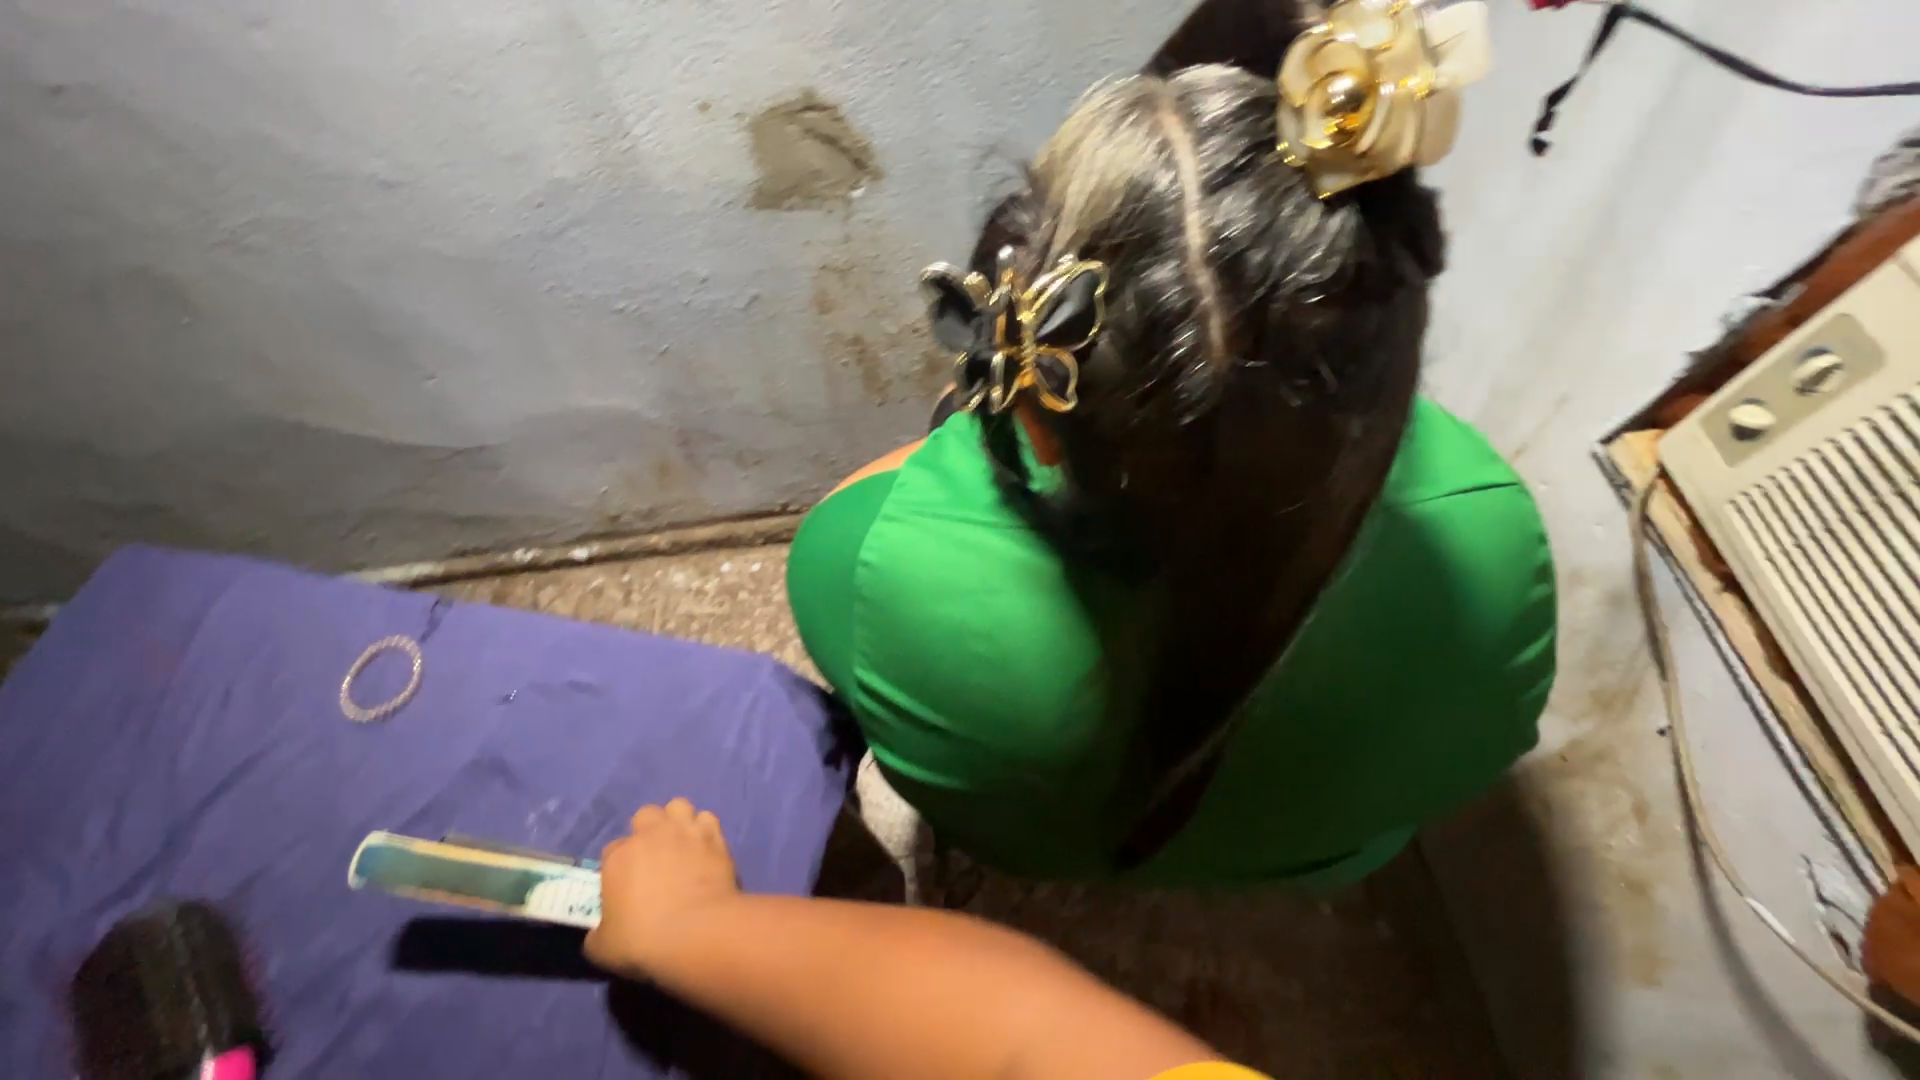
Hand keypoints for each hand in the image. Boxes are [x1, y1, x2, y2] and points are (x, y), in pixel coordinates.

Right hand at [584, 798, 740, 977]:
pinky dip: (706, 831)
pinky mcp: (715, 838)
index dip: (619, 864)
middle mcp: (652, 835)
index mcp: (619, 856)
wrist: (695, 931)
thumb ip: (598, 933)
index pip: (613, 849)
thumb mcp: (602, 947)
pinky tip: (706, 848)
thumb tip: (600, 932)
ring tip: (682, 843)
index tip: (625, 882)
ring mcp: (686, 832)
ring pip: (680, 807)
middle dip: (648, 829)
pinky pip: (709, 820)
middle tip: (654, 855)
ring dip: (679, 821)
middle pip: (646, 814)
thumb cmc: (641, 941)